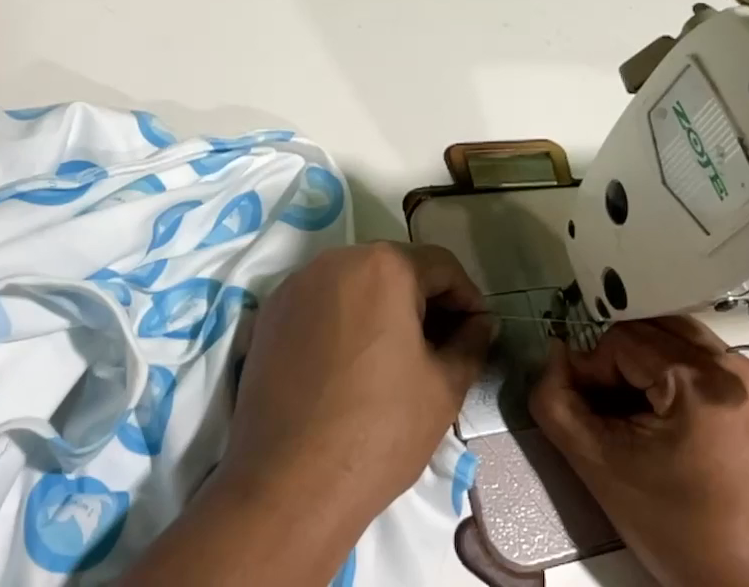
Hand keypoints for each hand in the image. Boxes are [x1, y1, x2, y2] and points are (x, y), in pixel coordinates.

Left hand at [221, 241, 495, 533]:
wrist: (287, 486)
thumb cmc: (379, 431)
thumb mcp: (444, 387)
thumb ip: (471, 342)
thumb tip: (480, 323)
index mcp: (383, 267)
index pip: (442, 266)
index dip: (467, 298)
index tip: (478, 333)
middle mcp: (334, 262)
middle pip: (394, 268)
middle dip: (425, 301)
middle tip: (443, 346)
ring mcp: (293, 287)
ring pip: (355, 284)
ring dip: (383, 309)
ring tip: (398, 358)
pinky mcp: (268, 318)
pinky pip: (321, 305)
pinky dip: (345, 322)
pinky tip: (353, 367)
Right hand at [529, 316, 748, 586]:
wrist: (744, 574)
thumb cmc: (670, 527)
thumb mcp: (596, 464)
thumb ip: (556, 402)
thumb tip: (552, 353)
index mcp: (701, 384)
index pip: (622, 339)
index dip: (592, 368)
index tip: (587, 409)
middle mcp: (734, 367)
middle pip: (651, 328)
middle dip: (618, 360)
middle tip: (607, 407)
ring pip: (675, 335)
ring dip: (643, 359)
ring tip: (633, 406)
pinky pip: (701, 354)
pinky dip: (671, 368)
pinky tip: (661, 407)